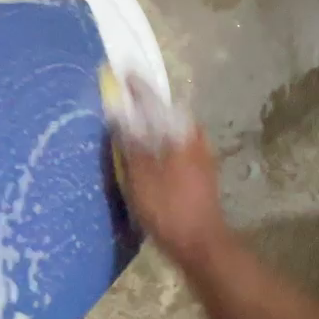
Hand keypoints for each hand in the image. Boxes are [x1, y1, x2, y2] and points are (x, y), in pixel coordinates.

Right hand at [109, 75, 232, 266]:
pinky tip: (149, 157)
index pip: (155, 100)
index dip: (137, 87)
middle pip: (167, 114)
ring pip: (173, 132)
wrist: (200, 244)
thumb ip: (129, 140)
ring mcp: (201, 157)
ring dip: (154, 127)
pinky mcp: (201, 175)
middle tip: (126, 101)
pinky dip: (161, 146)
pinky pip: (177, 149)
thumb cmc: (167, 208)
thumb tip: (117, 109)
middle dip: (147, 107)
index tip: (123, 73)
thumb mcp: (140, 174)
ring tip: (134, 128)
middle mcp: (194, 138)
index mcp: (179, 133)